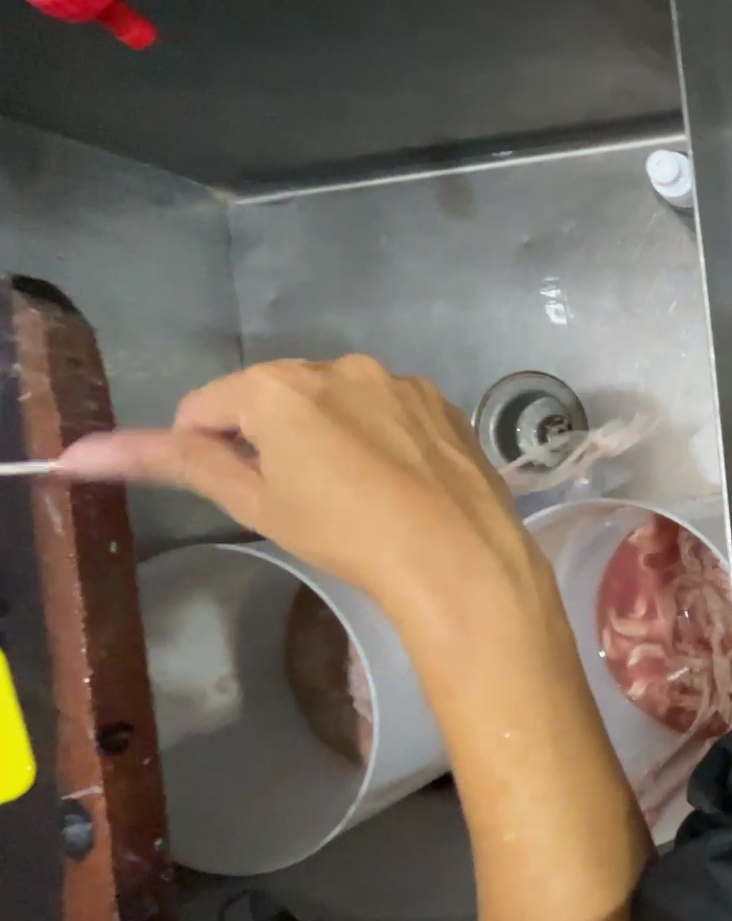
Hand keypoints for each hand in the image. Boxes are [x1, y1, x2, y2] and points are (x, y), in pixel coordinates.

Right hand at [59, 355, 536, 615]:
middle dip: (276, 436)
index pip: (209, 405)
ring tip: (357, 489)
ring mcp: (406, 385)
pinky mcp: (448, 407)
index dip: (210, 448)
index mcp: (283, 384)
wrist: (459, 552)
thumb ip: (178, 462)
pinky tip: (399, 479)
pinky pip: (394, 413)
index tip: (247, 487)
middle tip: (304, 493)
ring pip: (342, 402)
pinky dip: (384, 436)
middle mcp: (347, 367)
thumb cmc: (350, 531)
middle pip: (280, 397)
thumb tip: (82, 450)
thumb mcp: (256, 500)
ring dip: (332, 433)